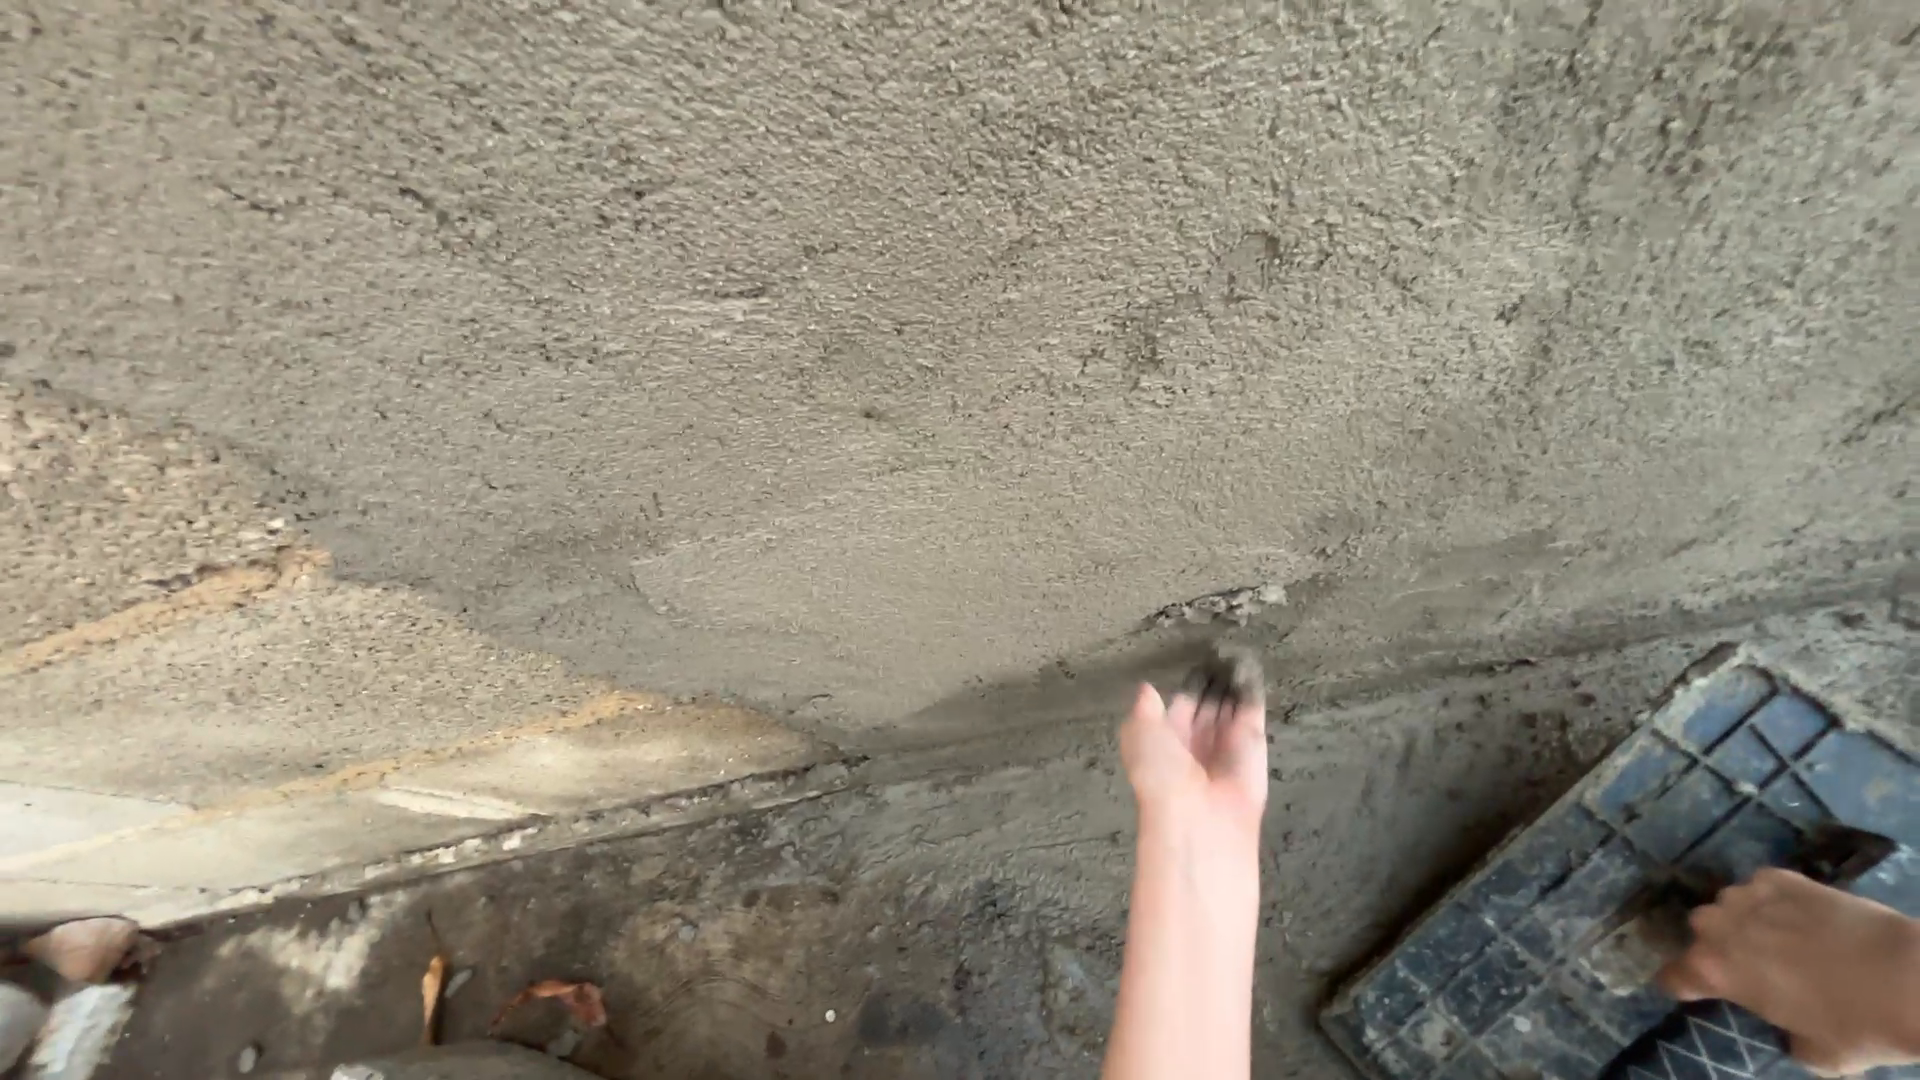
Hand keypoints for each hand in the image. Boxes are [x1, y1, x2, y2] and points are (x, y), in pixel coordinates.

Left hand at [1118, 654, 1267, 835]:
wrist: (1197, 816)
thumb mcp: (1138, 734)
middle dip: (1215, 681)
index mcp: (1167, 738)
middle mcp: (1198, 739)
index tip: (1198, 659)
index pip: (1182, 703)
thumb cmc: (1159, 774)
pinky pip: (1252, 707)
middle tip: (1221, 652)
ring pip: (1231, 703)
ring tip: (1235, 651)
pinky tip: (1248, 662)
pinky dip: (1251, 687)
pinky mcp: (1254, 741)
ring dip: (1232, 679)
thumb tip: (1146, 689)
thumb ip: (1145, 709)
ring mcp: (1227, 739)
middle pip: (1209, 703)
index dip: (1191, 684)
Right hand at [1658, 868, 1919, 1074]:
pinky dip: (1777, 903)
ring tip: (1789, 939)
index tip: (1697, 992)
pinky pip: (1763, 890)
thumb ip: (1785, 1035)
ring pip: (1731, 910)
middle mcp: (1711, 926)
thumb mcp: (1822, 1053)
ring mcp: (1740, 895)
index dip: (1685, 987)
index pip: (1672, 977)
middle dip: (1723, 949)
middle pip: (1702, 936)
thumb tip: (1785, 1028)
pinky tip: (1808, 918)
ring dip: (1748, 923)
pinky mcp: (1773, 877)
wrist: (1915, 980)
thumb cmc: (1861, 1024)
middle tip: (1760, 966)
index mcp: (1711, 968)